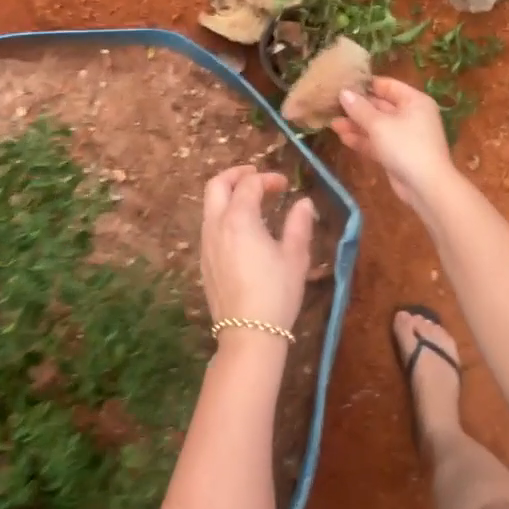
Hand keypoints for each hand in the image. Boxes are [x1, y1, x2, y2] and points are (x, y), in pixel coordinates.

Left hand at [200, 166, 314, 336]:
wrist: (248, 334)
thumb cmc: (276, 292)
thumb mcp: (296, 257)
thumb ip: (299, 224)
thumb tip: (304, 203)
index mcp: (239, 219)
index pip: (249, 185)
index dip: (268, 179)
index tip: (285, 185)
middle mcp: (216, 225)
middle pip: (216, 185)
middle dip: (235, 175)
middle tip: (256, 176)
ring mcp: (206, 244)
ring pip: (209, 206)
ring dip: (228, 195)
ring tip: (251, 201)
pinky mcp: (204, 262)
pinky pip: (209, 226)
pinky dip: (223, 215)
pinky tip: (242, 229)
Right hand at [331, 77, 455, 208]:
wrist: (426, 187)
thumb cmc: (406, 146)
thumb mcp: (379, 124)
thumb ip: (359, 108)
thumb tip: (343, 92)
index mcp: (414, 101)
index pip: (387, 85)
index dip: (365, 84)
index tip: (342, 84)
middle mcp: (411, 115)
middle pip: (380, 106)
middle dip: (356, 107)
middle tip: (332, 105)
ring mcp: (404, 136)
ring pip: (376, 125)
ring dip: (356, 125)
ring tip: (332, 123)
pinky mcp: (397, 154)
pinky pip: (377, 142)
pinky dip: (362, 140)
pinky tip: (342, 137)